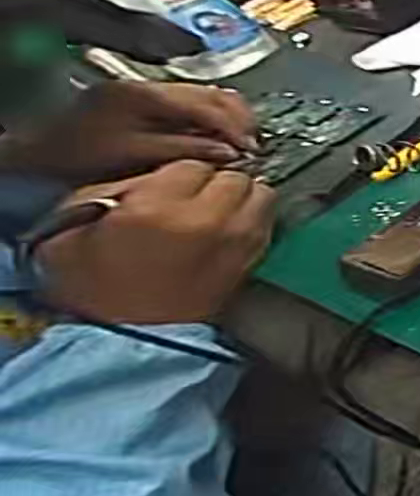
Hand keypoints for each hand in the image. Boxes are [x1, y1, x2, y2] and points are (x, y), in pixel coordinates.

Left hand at [0, 82, 258, 182]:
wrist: (37, 153)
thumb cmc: (79, 155)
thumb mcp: (136, 154)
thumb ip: (188, 150)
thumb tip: (231, 152)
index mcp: (143, 96)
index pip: (209, 107)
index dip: (236, 129)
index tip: (251, 150)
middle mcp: (150, 86)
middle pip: (217, 96)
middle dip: (240, 121)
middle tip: (249, 145)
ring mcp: (150, 90)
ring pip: (214, 96)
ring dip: (233, 118)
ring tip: (237, 141)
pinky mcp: (152, 98)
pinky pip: (200, 102)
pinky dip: (217, 117)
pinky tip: (218, 134)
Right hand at [34, 161, 275, 324]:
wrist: (136, 328)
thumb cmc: (96, 284)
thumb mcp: (74, 228)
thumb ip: (116, 191)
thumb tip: (158, 178)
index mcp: (158, 207)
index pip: (191, 167)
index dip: (177, 174)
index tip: (167, 186)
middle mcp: (211, 216)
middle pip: (234, 177)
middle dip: (214, 183)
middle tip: (193, 198)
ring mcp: (244, 234)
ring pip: (262, 192)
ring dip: (242, 196)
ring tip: (216, 210)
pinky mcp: (262, 250)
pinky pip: (269, 216)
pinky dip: (254, 215)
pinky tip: (230, 226)